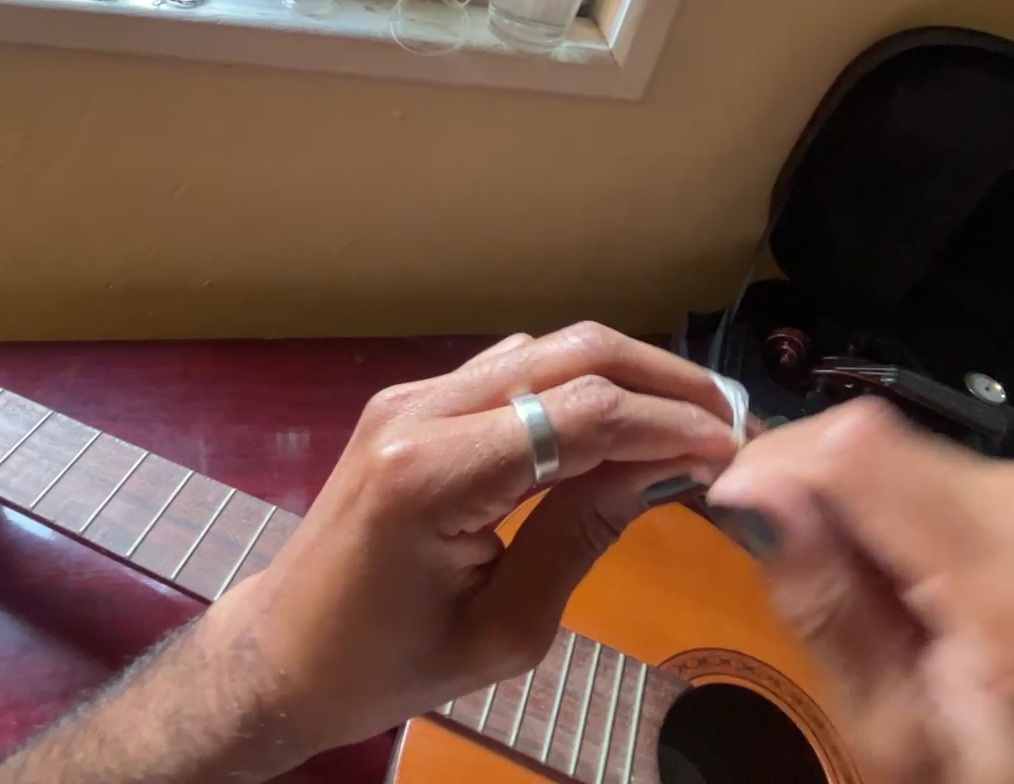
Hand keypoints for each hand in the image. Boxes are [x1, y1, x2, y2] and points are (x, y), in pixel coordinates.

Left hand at [200, 324, 740, 771]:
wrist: (283, 649)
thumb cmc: (387, 663)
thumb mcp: (507, 626)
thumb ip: (586, 529)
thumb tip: (666, 465)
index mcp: (434, 473)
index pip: (581, 414)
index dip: (668, 423)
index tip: (730, 449)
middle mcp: (422, 407)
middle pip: (569, 353)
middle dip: (660, 378)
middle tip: (724, 419)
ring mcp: (413, 393)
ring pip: (544, 349)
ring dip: (623, 373)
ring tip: (684, 417)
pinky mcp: (413, 398)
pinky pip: (512, 368)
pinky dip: (576, 382)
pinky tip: (613, 416)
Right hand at [706, 398, 1013, 783]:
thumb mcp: (901, 738)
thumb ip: (826, 608)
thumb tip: (752, 493)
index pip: (857, 450)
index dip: (775, 458)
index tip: (734, 508)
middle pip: (870, 436)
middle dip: (808, 483)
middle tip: (801, 569)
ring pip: (896, 443)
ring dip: (849, 494)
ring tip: (866, 582)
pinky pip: (936, 462)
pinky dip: (893, 497)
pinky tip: (912, 564)